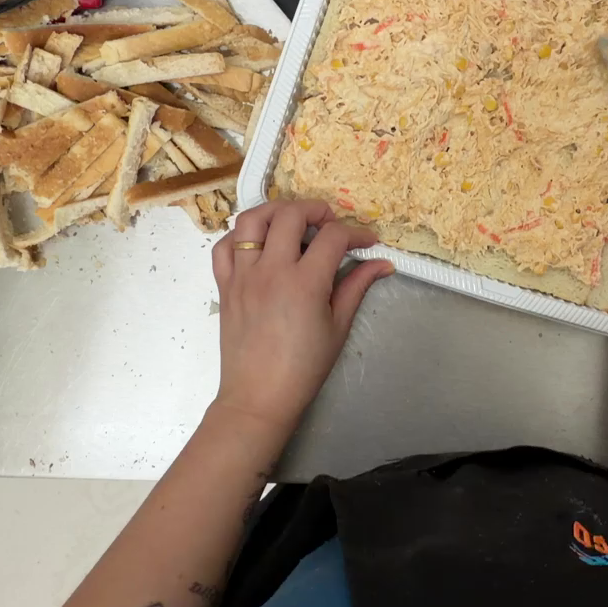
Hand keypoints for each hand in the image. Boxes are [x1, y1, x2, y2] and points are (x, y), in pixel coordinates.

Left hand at [210, 200, 394, 434]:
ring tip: (292, 221)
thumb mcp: (338, 326)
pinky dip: (241, 236)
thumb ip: (357, 286)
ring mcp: (243, 275)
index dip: (357, 233)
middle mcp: (271, 270)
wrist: (259, 397)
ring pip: (252, 219)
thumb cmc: (304, 367)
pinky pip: (224, 246)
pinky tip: (259, 245)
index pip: (334, 237)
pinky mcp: (224, 285)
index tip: (368, 242)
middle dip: (317, 210)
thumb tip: (383, 264)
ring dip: (276, 211)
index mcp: (305, 282)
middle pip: (291, 214)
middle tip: (330, 224)